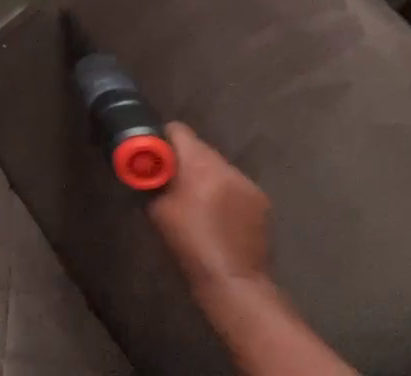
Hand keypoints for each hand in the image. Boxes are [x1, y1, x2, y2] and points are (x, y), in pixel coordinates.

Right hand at [146, 122, 271, 289]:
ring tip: (196, 200)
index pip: (178, 130)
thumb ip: (153, 181)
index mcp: (199, 164)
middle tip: (171, 180)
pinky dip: (223, 190)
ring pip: (218, 166)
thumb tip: (149, 169)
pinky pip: (235, 184)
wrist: (233, 280)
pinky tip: (218, 214)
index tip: (154, 156)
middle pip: (199, 147)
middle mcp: (226, 167)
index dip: (162, 139)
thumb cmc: (189, 243)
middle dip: (184, 159)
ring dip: (205, 174)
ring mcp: (247, 183)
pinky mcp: (261, 201)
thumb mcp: (158, 209)